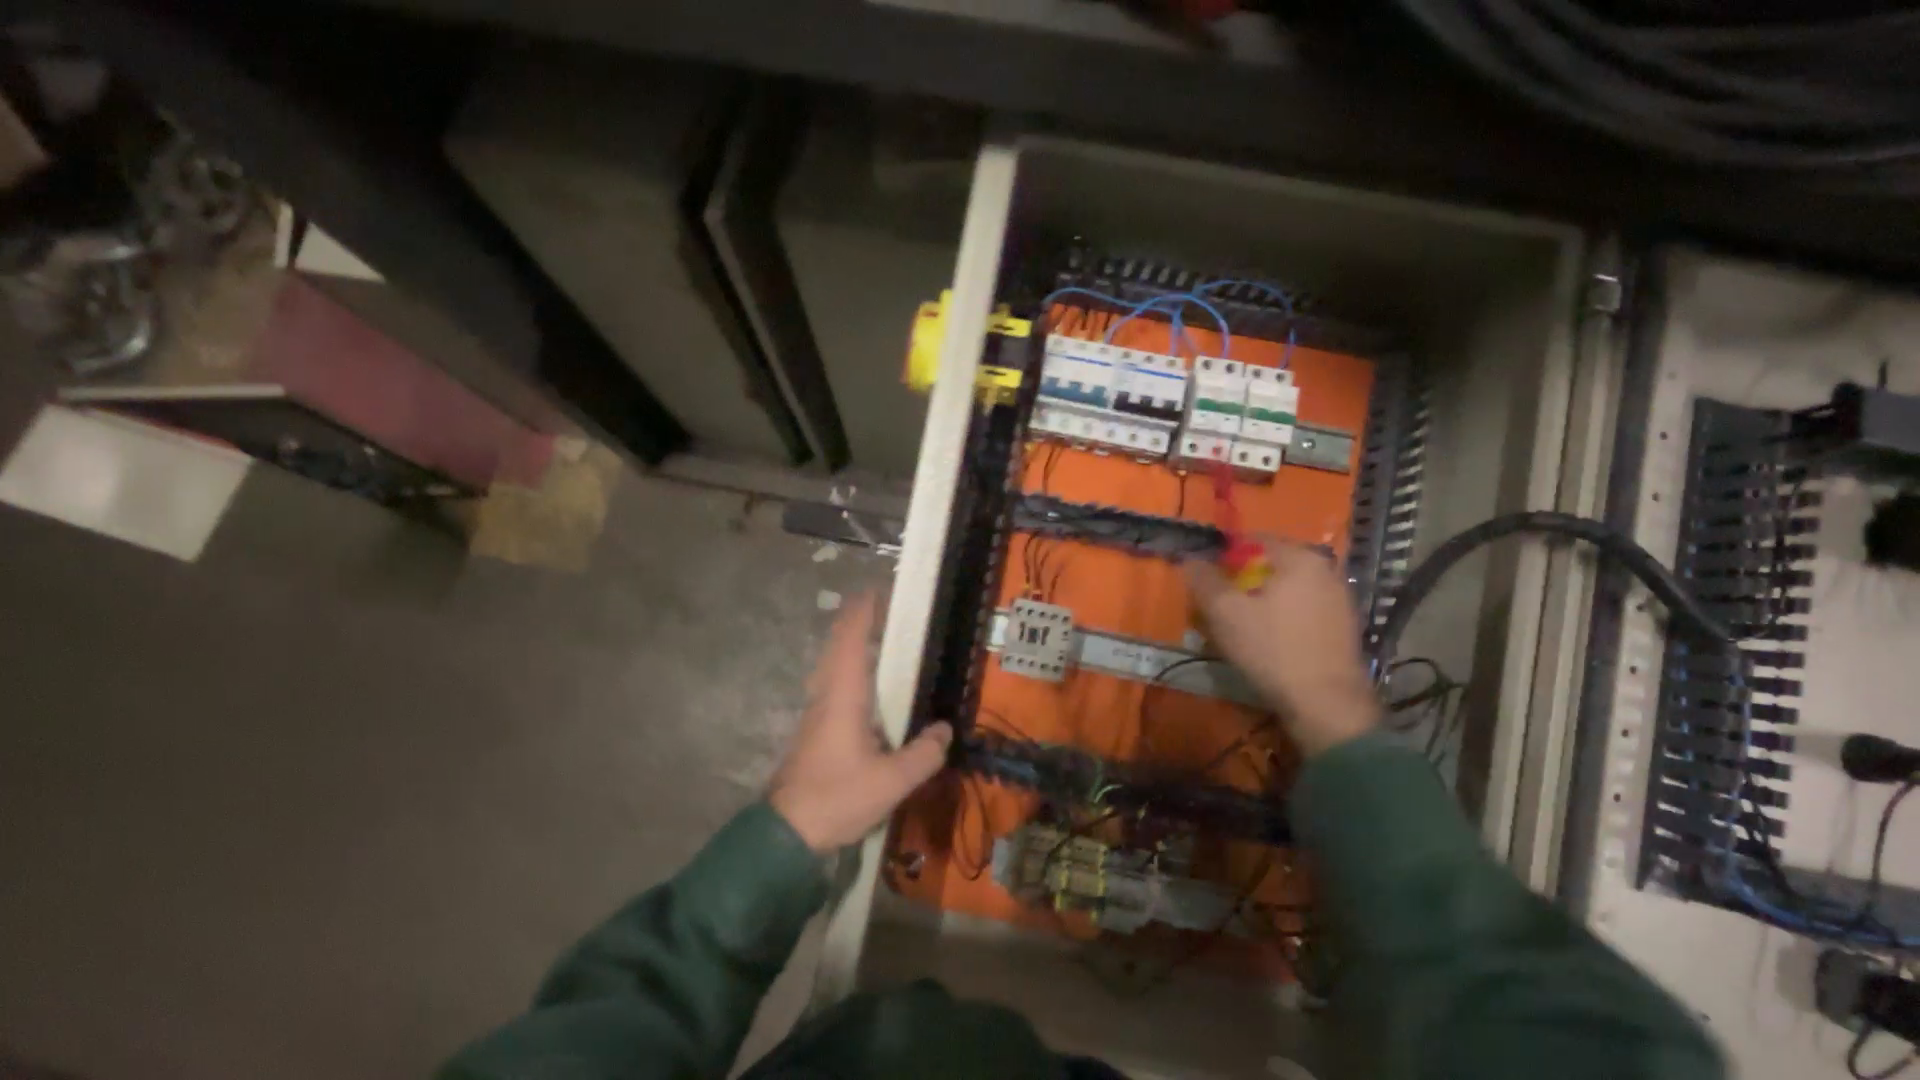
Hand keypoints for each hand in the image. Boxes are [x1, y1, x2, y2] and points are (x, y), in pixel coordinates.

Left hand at [769, 593, 953, 852]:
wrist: (787, 833)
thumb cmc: (837, 798)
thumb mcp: (891, 782)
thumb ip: (923, 754)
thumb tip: (944, 730)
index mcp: (843, 697)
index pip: (851, 640)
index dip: (863, 612)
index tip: (879, 590)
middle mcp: (826, 696)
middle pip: (839, 647)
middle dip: (860, 623)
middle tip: (888, 611)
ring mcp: (816, 714)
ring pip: (834, 667)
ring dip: (853, 647)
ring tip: (883, 641)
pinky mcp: (815, 732)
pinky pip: (835, 687)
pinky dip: (852, 672)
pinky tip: (870, 689)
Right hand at [1185, 539, 1379, 757]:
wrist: (1327, 704)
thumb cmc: (1273, 649)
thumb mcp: (1226, 613)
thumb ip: (1205, 580)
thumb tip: (1189, 558)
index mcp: (1301, 557)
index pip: (1253, 541)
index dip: (1223, 558)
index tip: (1206, 583)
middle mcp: (1327, 571)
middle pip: (1271, 567)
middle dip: (1242, 583)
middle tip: (1220, 610)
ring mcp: (1340, 601)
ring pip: (1287, 592)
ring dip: (1262, 604)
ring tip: (1241, 631)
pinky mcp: (1344, 629)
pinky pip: (1302, 613)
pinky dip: (1282, 621)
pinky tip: (1269, 645)